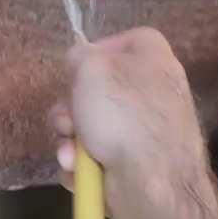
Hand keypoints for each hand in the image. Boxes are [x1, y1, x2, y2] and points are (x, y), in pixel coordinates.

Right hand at [49, 27, 216, 216]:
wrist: (149, 178)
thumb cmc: (122, 113)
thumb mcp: (93, 68)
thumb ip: (81, 56)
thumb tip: (80, 59)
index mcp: (152, 61)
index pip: (129, 40)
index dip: (99, 50)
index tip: (75, 67)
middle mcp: (150, 94)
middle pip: (99, 91)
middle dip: (71, 109)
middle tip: (65, 120)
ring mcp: (140, 133)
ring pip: (89, 130)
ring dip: (70, 142)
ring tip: (71, 154)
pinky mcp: (129, 166)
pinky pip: (92, 159)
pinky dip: (80, 167)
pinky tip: (79, 171)